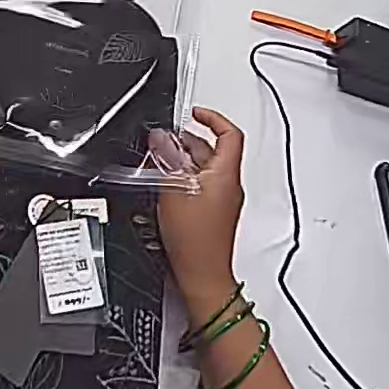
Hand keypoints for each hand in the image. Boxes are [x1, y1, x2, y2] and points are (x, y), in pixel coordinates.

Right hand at [155, 107, 245, 316]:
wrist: (202, 276)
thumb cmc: (196, 241)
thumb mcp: (174, 191)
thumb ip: (167, 160)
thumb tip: (161, 138)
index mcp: (225, 174)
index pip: (230, 134)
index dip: (213, 118)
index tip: (195, 112)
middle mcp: (227, 185)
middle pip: (212, 150)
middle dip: (187, 140)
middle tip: (165, 138)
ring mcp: (221, 200)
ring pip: (203, 167)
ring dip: (182, 159)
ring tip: (159, 160)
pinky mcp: (211, 213)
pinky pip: (199, 185)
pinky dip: (182, 177)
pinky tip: (163, 183)